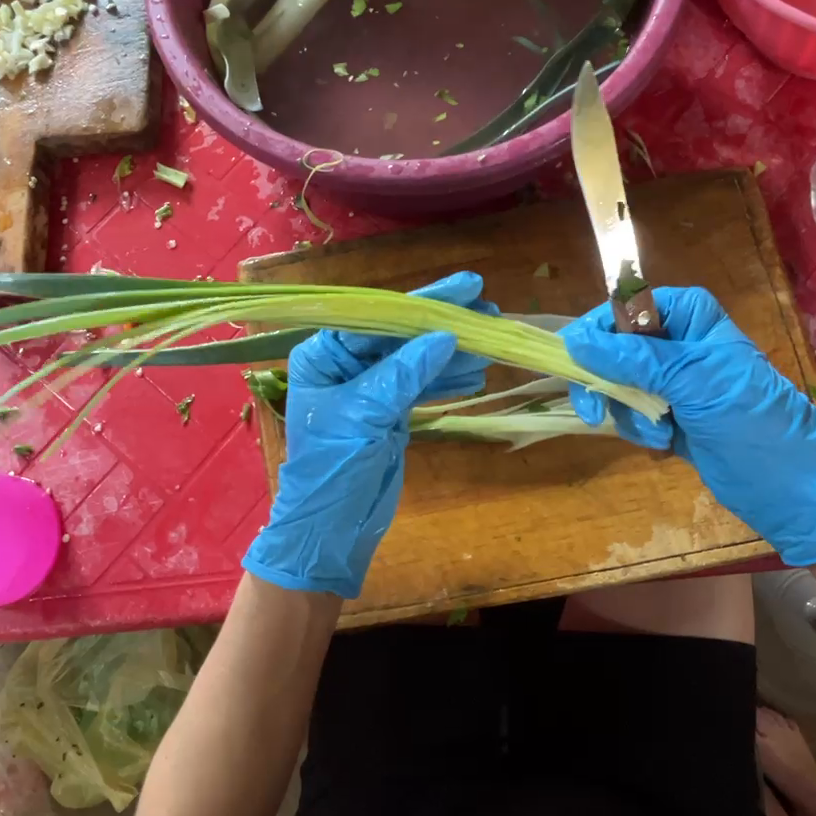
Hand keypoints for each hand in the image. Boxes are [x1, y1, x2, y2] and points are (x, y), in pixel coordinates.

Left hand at [243, 272, 495, 597]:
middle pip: (400, 332)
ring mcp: (368, 387)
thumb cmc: (333, 468)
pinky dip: (447, 378)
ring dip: (452, 350)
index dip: (424, 300)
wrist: (331, 529)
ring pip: (416, 357)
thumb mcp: (365, 415)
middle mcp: (344, 364)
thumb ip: (403, 372)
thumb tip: (446, 336)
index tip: (467, 286)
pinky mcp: (388, 411)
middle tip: (488, 308)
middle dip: (443, 321)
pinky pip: (421, 384)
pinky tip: (475, 371)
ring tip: (491, 338)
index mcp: (324, 355)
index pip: (379, 316)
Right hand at [561, 287, 815, 565]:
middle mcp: (676, 340)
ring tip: (657, 433)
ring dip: (625, 412)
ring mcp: (671, 379)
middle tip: (597, 412)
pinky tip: (664, 443)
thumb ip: (632, 358)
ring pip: (614, 383)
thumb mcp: (693, 380)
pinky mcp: (668, 412)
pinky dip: (638, 429)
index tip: (576, 366)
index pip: (621, 308)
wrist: (789, 485)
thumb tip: (573, 341)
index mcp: (688, 314)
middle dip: (605, 382)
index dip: (595, 335)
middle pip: (610, 348)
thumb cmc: (750, 420)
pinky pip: (629, 411)